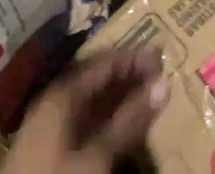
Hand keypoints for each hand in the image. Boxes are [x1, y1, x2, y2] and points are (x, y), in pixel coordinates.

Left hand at [7, 48, 168, 173]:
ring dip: (121, 98)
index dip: (135, 58)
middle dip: (130, 76)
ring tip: (150, 98)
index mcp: (62, 95)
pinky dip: (108, 118)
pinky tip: (125, 125)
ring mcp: (50, 126)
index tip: (164, 57)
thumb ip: (131, 119)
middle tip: (161, 76)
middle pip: (97, 79)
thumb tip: (164, 84)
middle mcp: (54, 102)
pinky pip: (85, 120)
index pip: (104, 62)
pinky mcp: (49, 149)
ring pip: (92, 101)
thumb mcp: (97, 156)